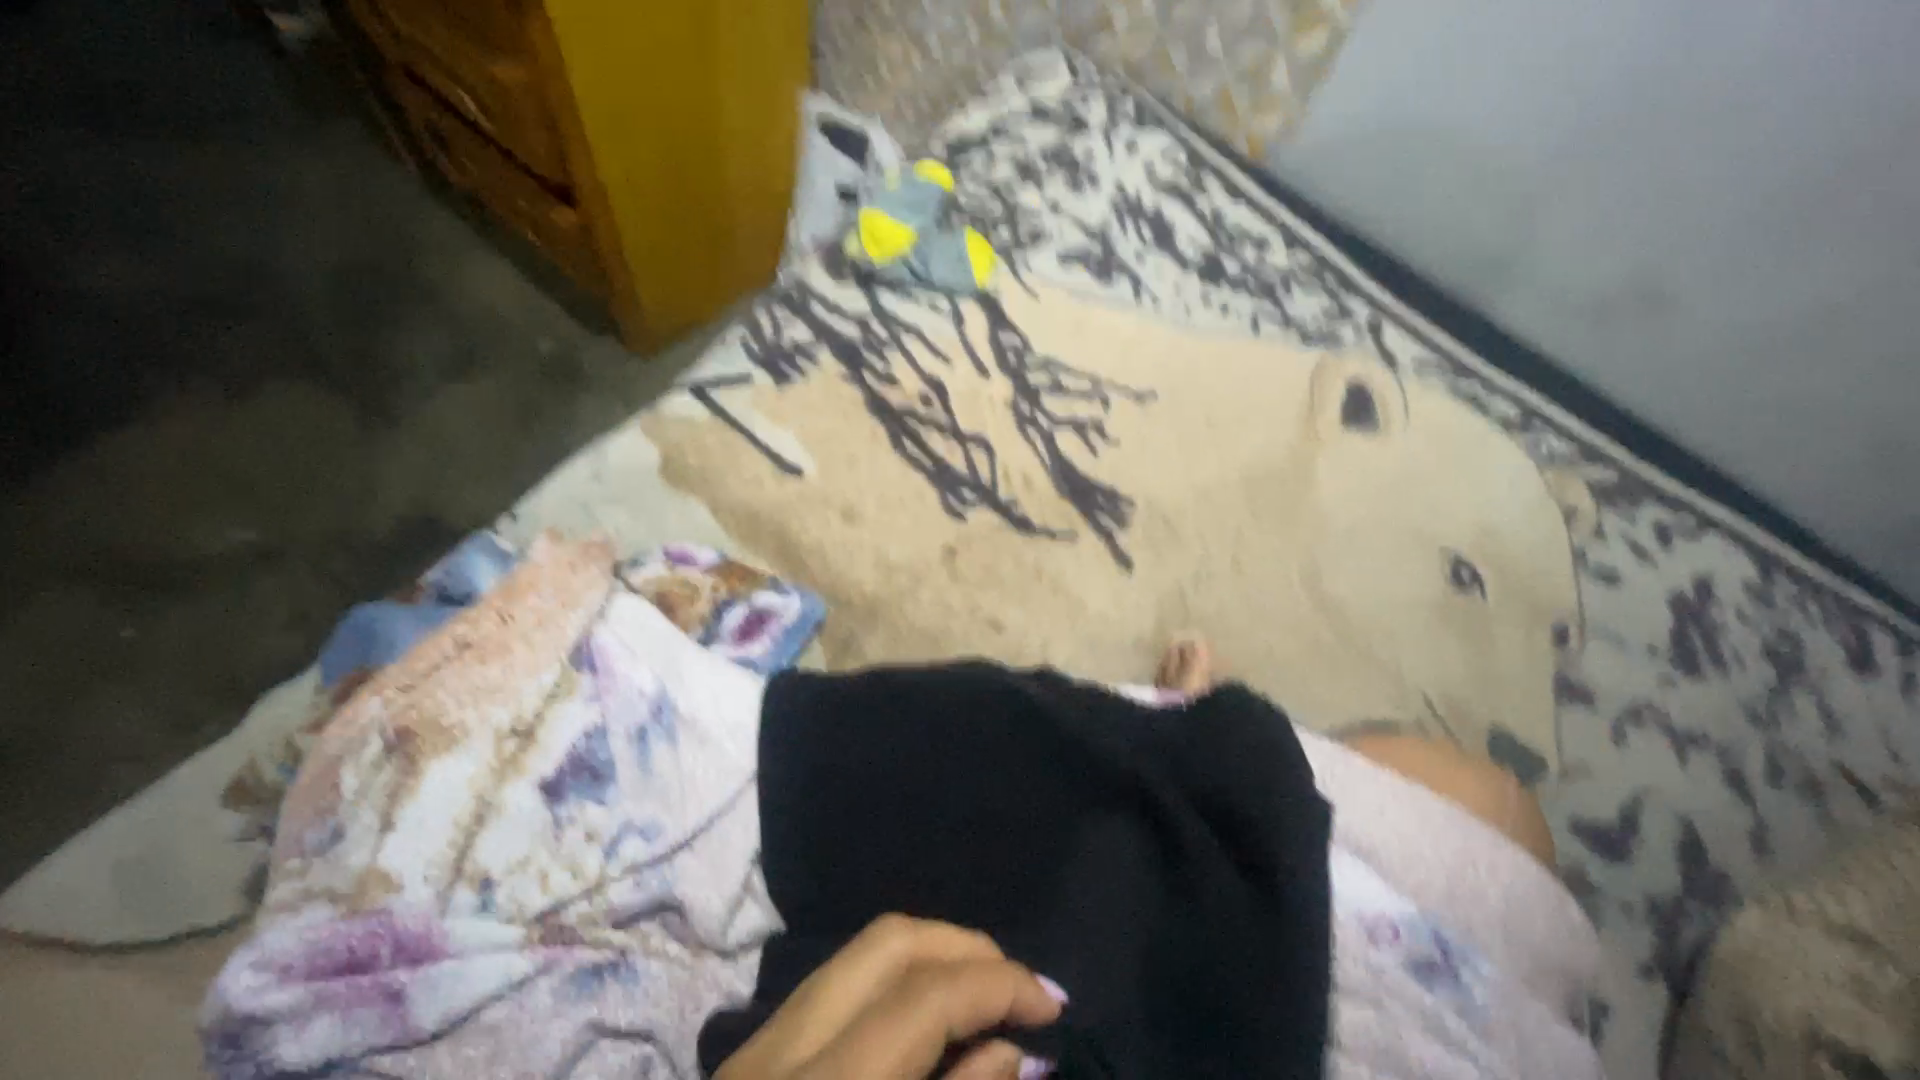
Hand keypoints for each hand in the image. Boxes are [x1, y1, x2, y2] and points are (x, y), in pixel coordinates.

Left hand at [715, 914, 1065, 1079]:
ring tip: (984, 996)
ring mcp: (755, 1049)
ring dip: (933, 959)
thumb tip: (1009, 1051)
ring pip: (858, 954)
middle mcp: (779, 1053)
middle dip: (968, 948)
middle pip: (888, 942)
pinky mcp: (749, 1058)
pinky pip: (837, 987)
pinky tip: (927, 1019)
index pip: (923, 998)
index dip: (1001, 985)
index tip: (1055, 1005)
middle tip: (1021, 989)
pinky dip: (895, 985)